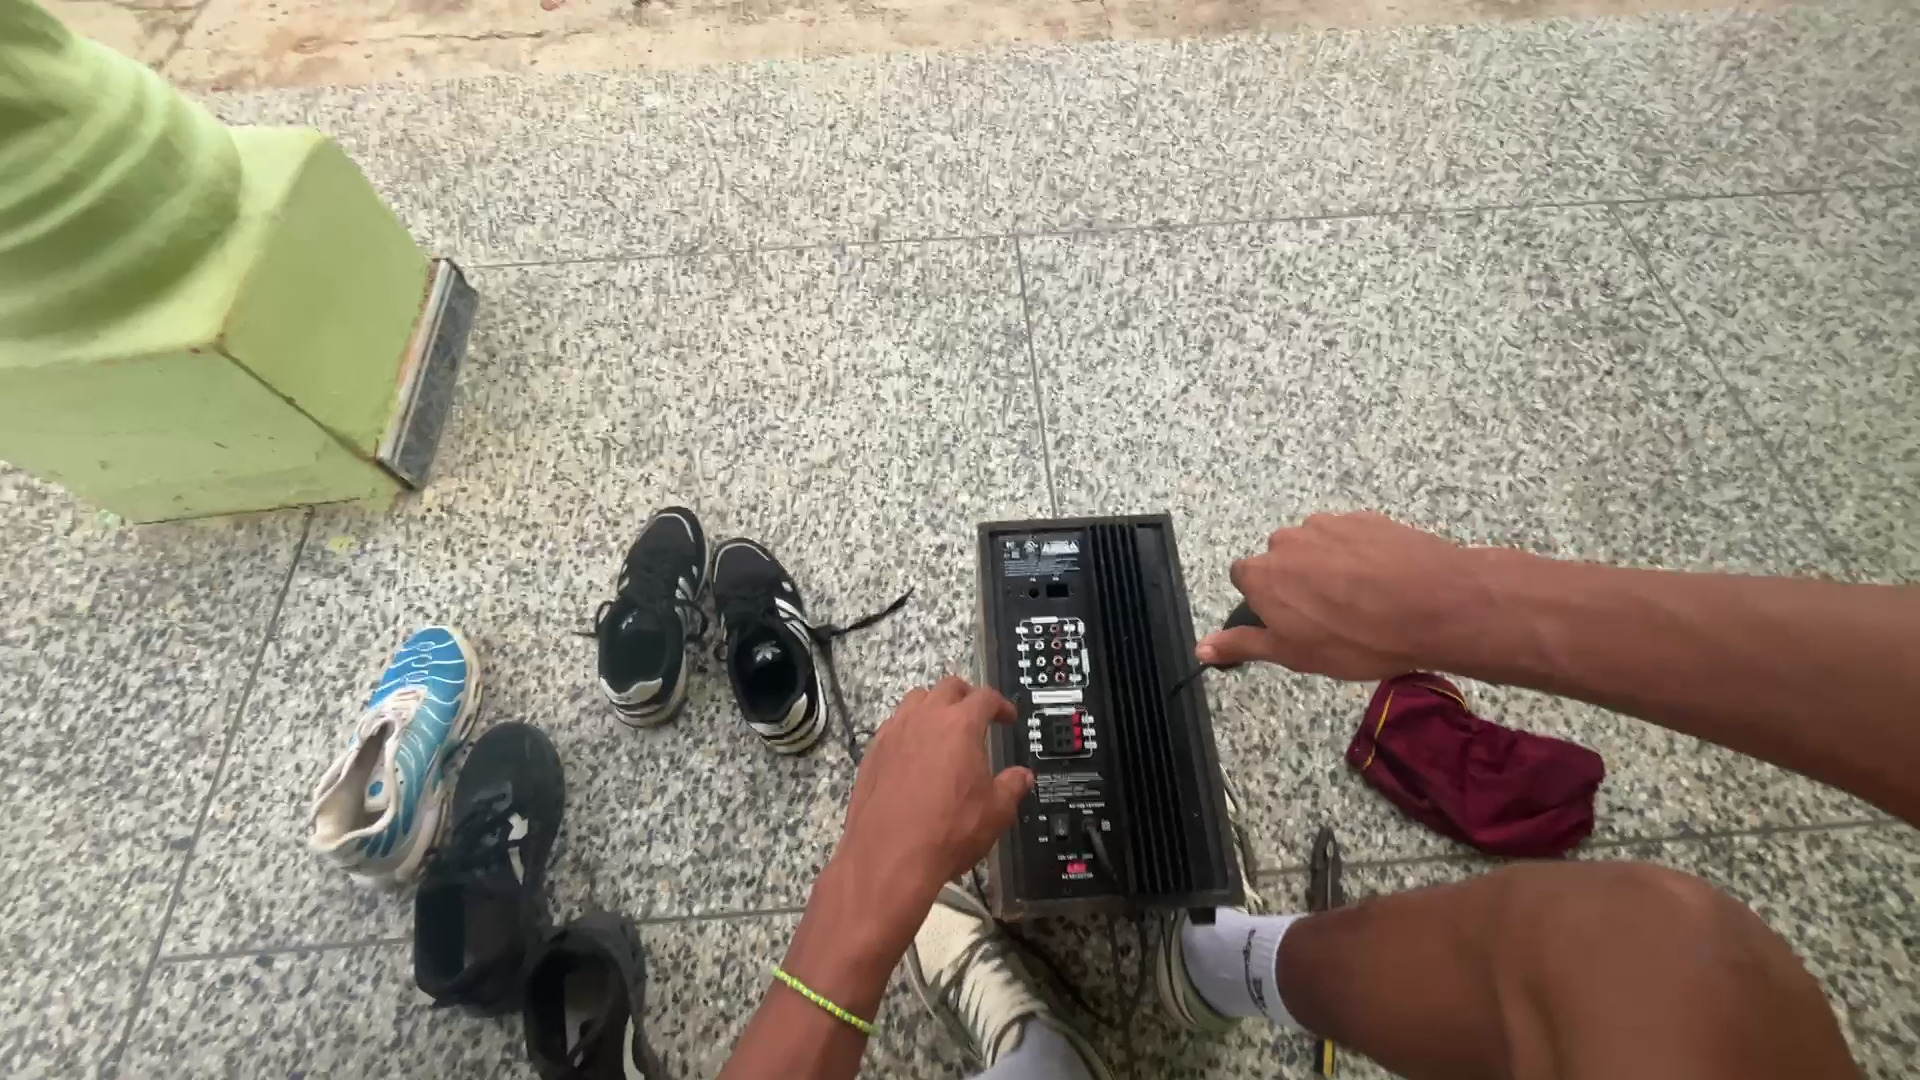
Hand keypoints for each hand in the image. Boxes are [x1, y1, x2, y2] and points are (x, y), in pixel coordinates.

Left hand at [829, 677, 1032, 938]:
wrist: (888, 856)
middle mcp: (925, 718)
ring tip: (944, 727)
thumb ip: (1012, 787)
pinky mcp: (873, 751)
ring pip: (916, 699)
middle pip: (948, 687)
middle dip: (967, 695)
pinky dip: (909, 728)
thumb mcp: (995, 812)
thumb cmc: (947, 831)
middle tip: (977, 714)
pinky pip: (894, 724)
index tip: (1007, 716)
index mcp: (960, 724)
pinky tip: (915, 752)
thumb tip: (1023, 777)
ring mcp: (894, 732)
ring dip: (934, 705)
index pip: (985, 697)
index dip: (1001, 704)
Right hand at [1197, 512, 1491, 679]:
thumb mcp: (1293, 654)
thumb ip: (1242, 645)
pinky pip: (1351, 536)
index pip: (1246, 579)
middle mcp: (1285, 541)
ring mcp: (1326, 525)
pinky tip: (1385, 580)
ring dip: (1329, 566)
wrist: (1436, 606)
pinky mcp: (1365, 518)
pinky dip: (1361, 555)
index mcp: (1261, 574)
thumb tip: (1200, 648)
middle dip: (1298, 581)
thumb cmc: (1357, 638)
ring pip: (1317, 547)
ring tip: (1364, 598)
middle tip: (1330, 614)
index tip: (1292, 620)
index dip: (1268, 600)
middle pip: (1282, 560)